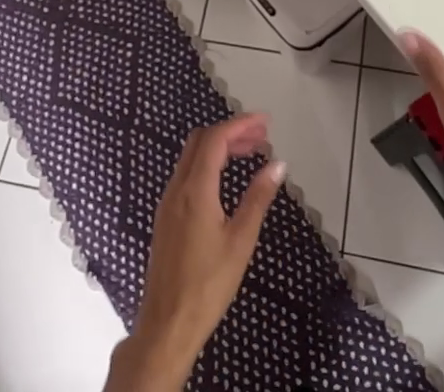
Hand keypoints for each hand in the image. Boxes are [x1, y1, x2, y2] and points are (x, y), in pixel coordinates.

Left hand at [105, 114, 286, 391]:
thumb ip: (258, 198)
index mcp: (195, 191)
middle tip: (262, 137)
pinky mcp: (166, 217)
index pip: (215, 139)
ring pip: (191, 158)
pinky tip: (227, 180)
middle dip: (230, 132)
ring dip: (219, 148)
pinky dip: (208, 165)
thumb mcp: (241, 240)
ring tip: (251, 154)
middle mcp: (176, 189)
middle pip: (200, 142)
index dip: (240, 124)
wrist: (167, 323)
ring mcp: (167, 203)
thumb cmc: (209, 284)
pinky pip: (186, 175)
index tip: (265, 121)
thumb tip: (277, 164)